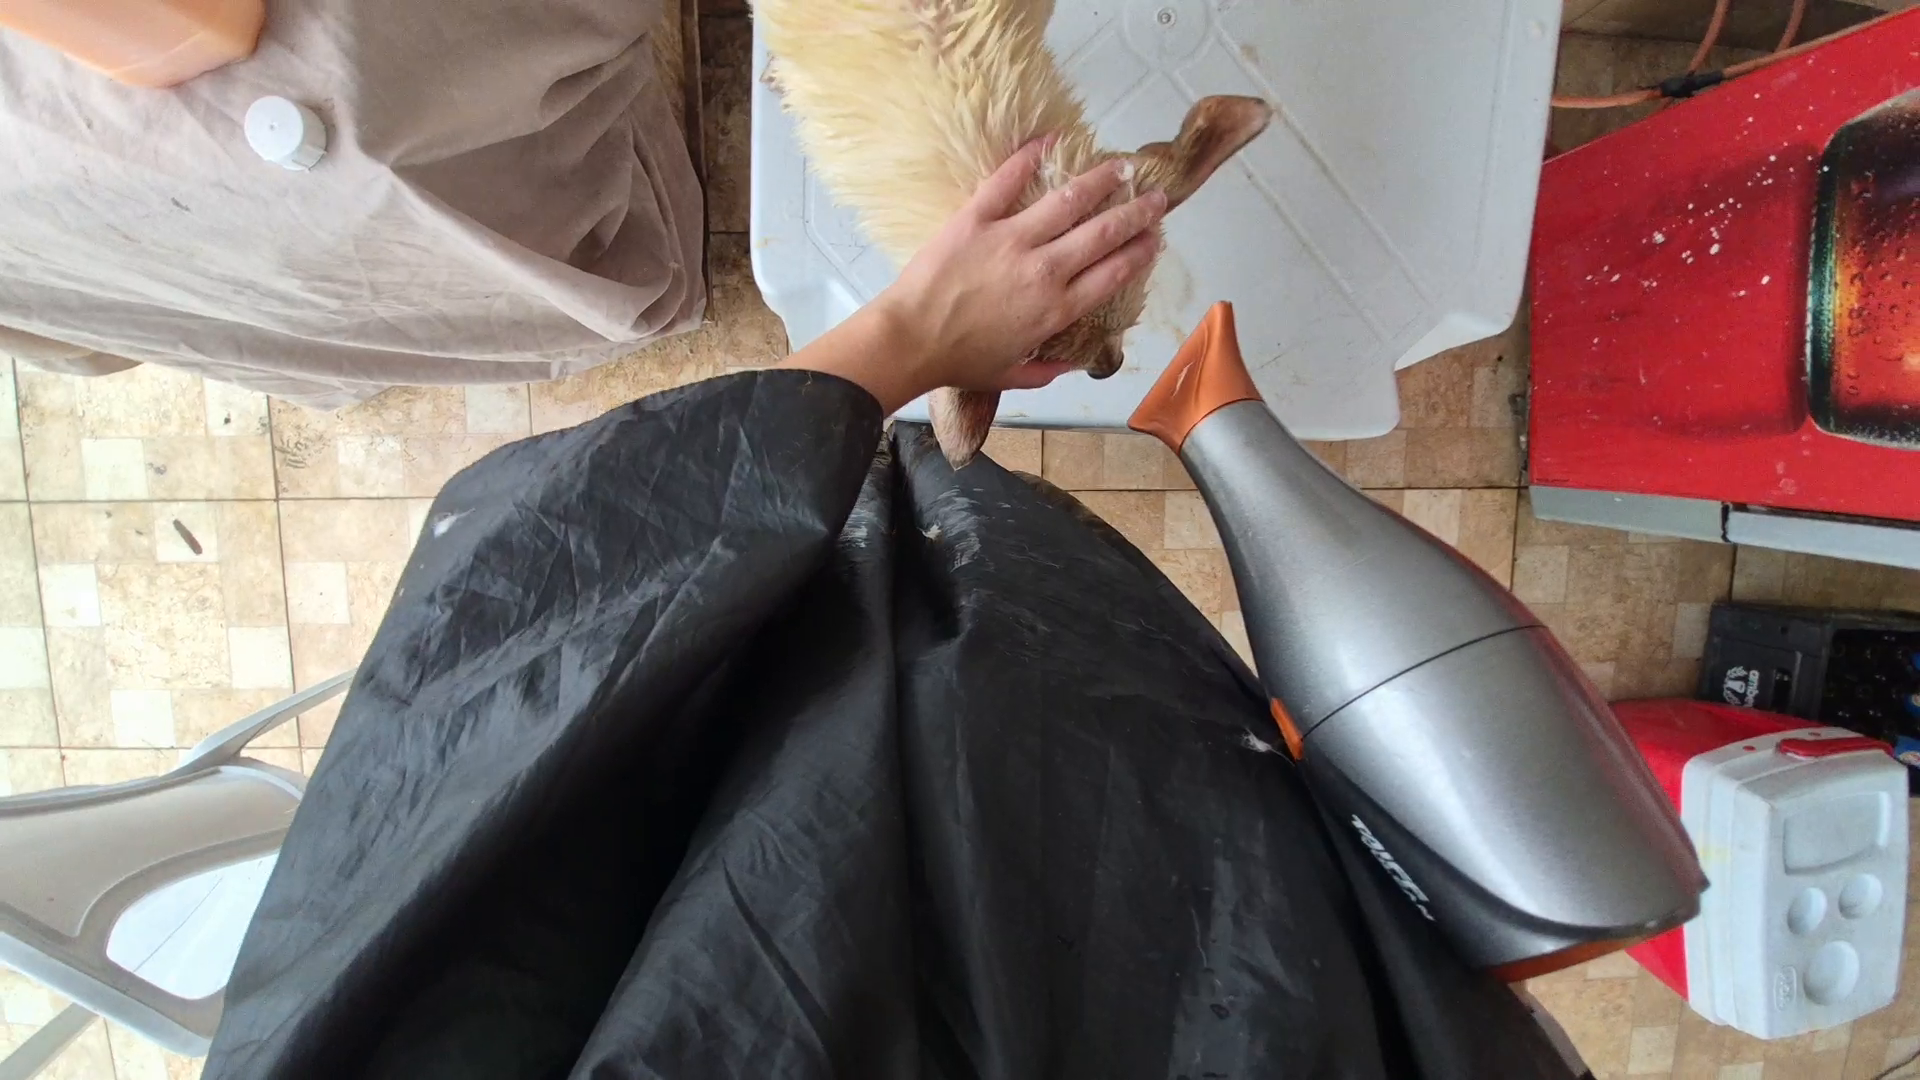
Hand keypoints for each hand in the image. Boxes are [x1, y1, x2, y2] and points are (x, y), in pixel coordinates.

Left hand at [778, 139, 1167, 413]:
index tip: (1154, 240)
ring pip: (1069, 200)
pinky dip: (1031, 157)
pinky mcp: (976, 218)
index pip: (1112, 274)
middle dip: (1137, 212)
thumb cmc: (959, 363)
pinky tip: (1052, 140)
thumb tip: (1074, 363)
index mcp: (1055, 310)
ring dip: (1101, 180)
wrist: (911, 341)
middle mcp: (1044, 270)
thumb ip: (1048, 370)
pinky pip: (1008, 180)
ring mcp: (1011, 239)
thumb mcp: (1012, 375)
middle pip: (1103, 232)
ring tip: (1121, 167)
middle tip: (1156, 197)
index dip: (1139, 253)